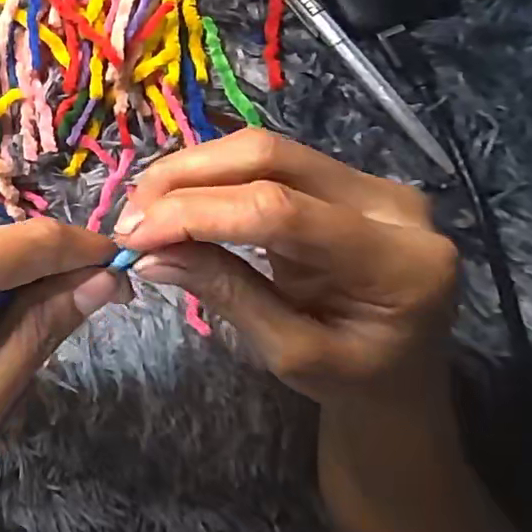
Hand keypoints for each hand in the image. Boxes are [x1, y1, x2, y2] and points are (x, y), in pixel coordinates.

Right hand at [113, 130, 458, 407]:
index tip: (134, 236)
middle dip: (185, 178)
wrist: (400, 378)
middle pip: (268, 157)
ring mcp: (368, 183)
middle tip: (131, 216)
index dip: (196, 213)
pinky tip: (176, 198)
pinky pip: (265, 160)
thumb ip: (225, 293)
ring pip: (260, 149)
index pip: (280, 209)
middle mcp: (390, 204)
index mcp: (397, 261)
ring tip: (144, 208)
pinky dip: (210, 175)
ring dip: (190, 171)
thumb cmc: (354, 383)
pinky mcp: (341, 179)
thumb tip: (148, 254)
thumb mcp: (290, 354)